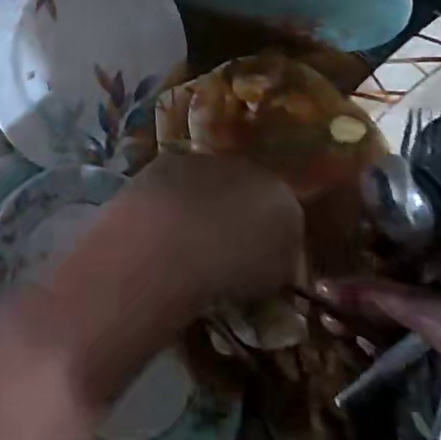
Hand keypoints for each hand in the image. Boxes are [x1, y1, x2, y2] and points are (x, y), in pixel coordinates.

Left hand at [97, 151, 304, 308]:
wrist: (171, 242)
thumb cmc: (230, 268)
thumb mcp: (271, 280)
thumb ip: (277, 261)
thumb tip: (269, 258)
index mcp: (284, 200)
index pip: (283, 215)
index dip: (268, 235)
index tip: (253, 254)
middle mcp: (248, 170)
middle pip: (245, 190)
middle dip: (234, 210)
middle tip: (217, 241)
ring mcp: (204, 161)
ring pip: (207, 181)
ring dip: (199, 200)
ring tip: (182, 232)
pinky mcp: (166, 160)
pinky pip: (174, 179)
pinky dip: (169, 194)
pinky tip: (157, 218)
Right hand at [319, 277, 440, 439]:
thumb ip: (406, 305)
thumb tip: (340, 285)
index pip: (423, 266)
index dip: (376, 270)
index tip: (330, 280)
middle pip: (414, 294)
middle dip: (368, 298)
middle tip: (324, 300)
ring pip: (414, 326)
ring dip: (372, 325)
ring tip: (329, 323)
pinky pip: (423, 354)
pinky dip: (390, 351)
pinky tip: (359, 347)